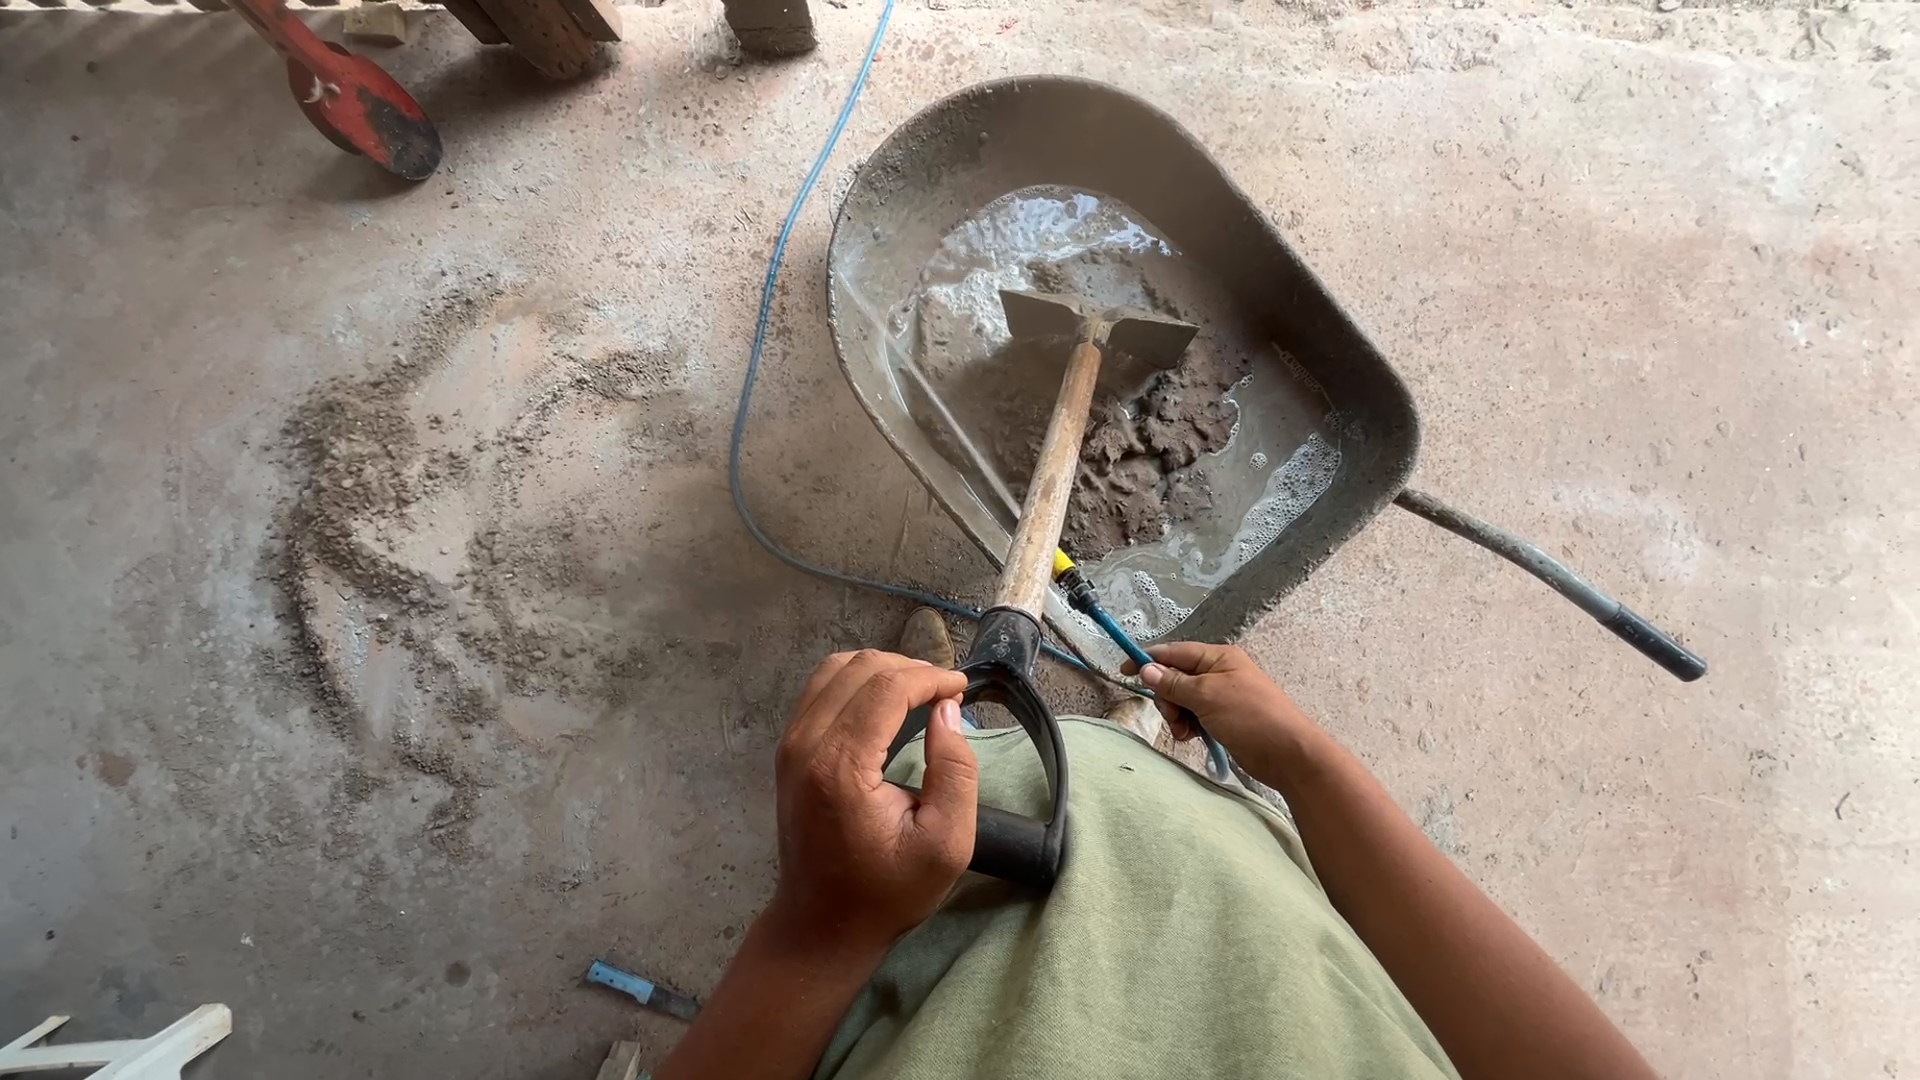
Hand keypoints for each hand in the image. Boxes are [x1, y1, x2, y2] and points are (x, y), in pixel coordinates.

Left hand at [766, 650, 976, 954]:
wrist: (820, 925)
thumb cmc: (886, 891)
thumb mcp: (946, 845)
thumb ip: (956, 772)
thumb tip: (948, 710)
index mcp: (842, 766)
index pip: (887, 687)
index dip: (931, 677)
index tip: (961, 687)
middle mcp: (807, 743)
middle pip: (862, 667)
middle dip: (911, 668)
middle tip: (946, 690)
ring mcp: (791, 742)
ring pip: (837, 667)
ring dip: (883, 669)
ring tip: (920, 690)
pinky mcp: (788, 747)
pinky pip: (822, 686)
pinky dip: (858, 679)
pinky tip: (885, 699)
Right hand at [1126, 643, 1318, 775]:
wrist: (1289, 754)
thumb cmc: (1250, 717)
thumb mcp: (1207, 696)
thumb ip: (1173, 682)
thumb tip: (1146, 669)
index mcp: (1217, 657)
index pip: (1173, 652)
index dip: (1147, 660)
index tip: (1124, 671)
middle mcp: (1217, 672)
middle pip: (1174, 677)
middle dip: (1166, 696)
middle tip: (1173, 715)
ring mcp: (1220, 696)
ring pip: (1181, 698)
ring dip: (1176, 714)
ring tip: (1185, 731)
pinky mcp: (1222, 717)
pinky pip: (1193, 715)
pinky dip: (1187, 724)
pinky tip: (1192, 737)